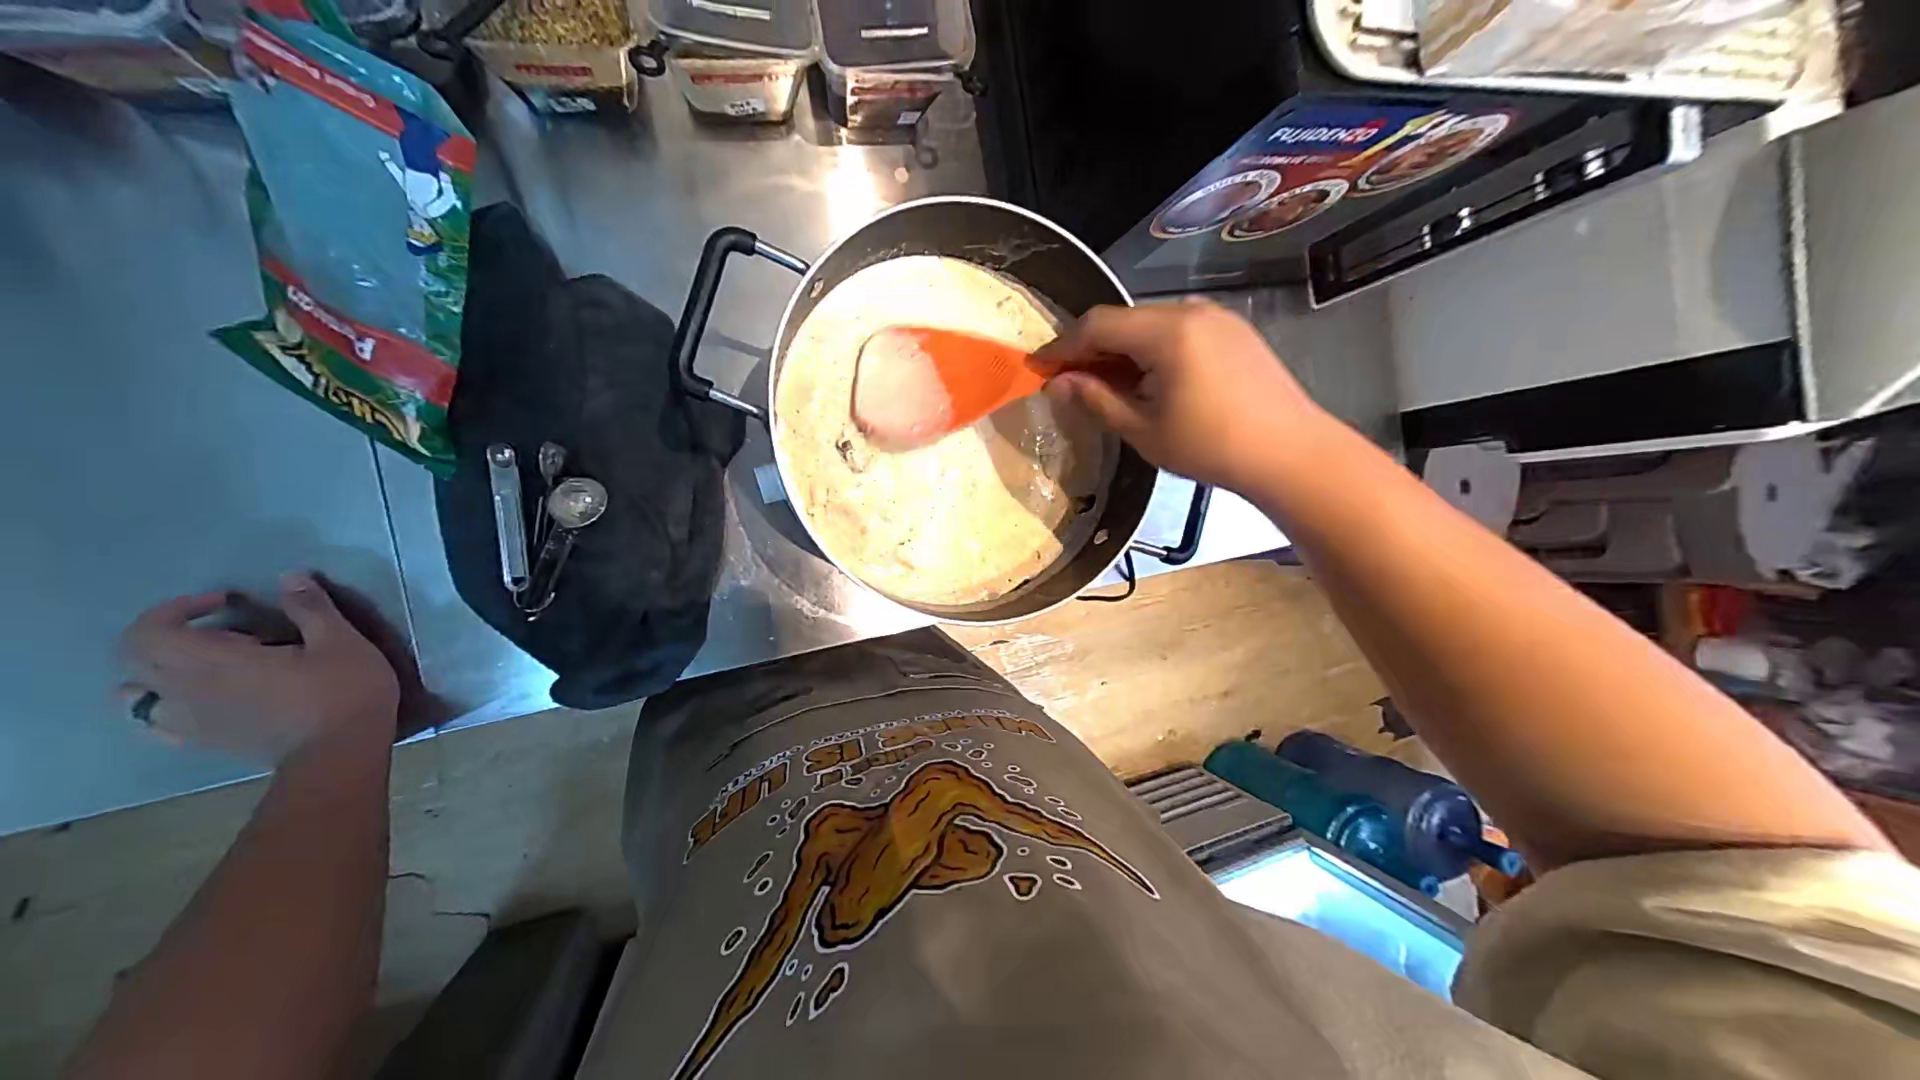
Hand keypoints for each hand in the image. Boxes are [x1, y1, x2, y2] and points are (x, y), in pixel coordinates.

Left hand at [117, 573, 398, 764]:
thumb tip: (290, 577)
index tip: (227, 601)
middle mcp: (187, 690)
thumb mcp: (341, 642)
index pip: (152, 630)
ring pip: (137, 693)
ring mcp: (190, 720)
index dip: (179, 608)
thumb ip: (312, 608)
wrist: (339, 752)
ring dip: (158, 670)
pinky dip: (164, 704)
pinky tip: (200, 698)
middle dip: (168, 632)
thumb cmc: (343, 692)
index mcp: (214, 661)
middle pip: (136, 657)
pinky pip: (156, 722)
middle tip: (223, 626)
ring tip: (205, 662)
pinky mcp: (204, 740)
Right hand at [1039, 300, 1326, 491]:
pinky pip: (1176, 331)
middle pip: (1123, 320)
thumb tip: (1057, 384)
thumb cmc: (1210, 446)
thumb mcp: (1142, 429)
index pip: (1097, 325)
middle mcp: (1191, 311)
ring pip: (1149, 324)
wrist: (1290, 453)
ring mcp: (1216, 318)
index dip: (1062, 347)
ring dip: (1120, 350)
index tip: (1038, 369)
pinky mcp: (1232, 331)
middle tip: (1068, 382)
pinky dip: (1150, 350)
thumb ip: (1096, 399)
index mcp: (1167, 331)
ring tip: (1106, 385)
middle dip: (1090, 349)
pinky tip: (1147, 380)